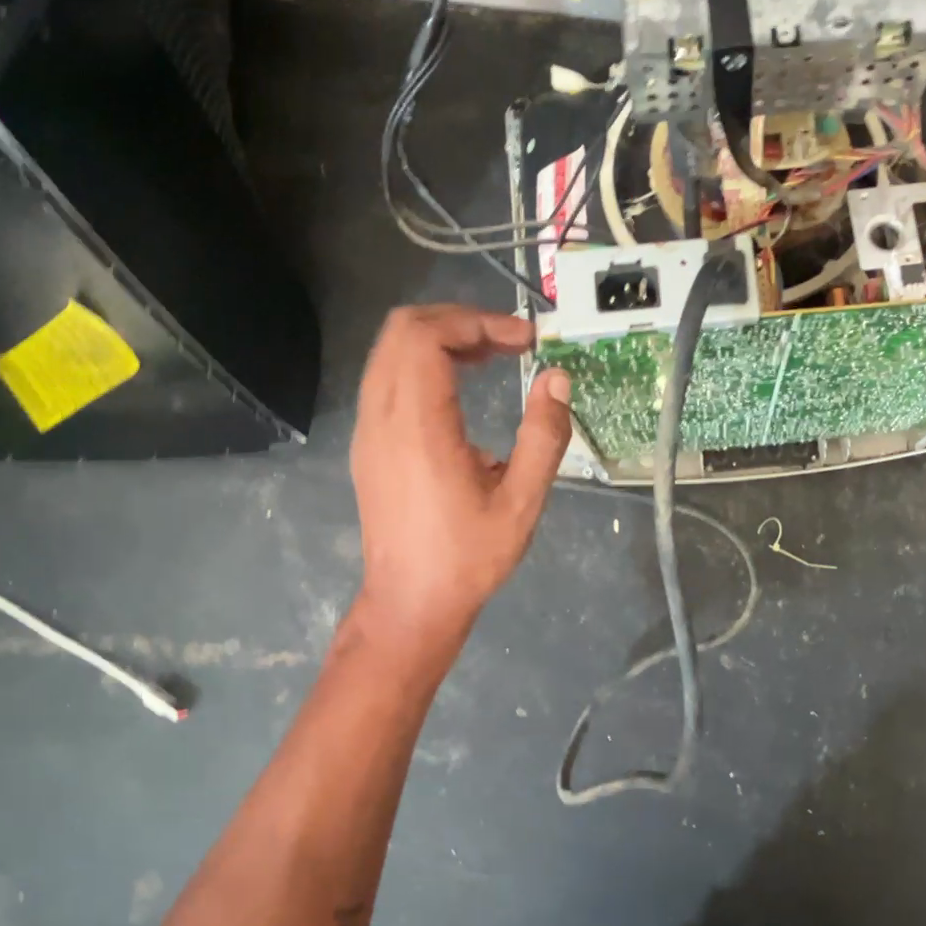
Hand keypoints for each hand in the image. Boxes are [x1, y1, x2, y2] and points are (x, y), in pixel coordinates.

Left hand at [348, 305, 571, 653]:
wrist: (409, 604)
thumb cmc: (468, 558)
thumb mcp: (522, 502)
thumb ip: (544, 436)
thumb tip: (557, 378)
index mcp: (417, 428)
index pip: (426, 336)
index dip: (476, 321)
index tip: (524, 340)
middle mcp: (382, 418)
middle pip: (403, 330)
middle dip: (460, 320)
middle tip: (511, 342)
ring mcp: (368, 429)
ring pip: (390, 350)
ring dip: (442, 338)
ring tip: (493, 356)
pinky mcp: (368, 442)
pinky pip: (388, 376)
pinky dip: (424, 362)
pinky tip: (463, 387)